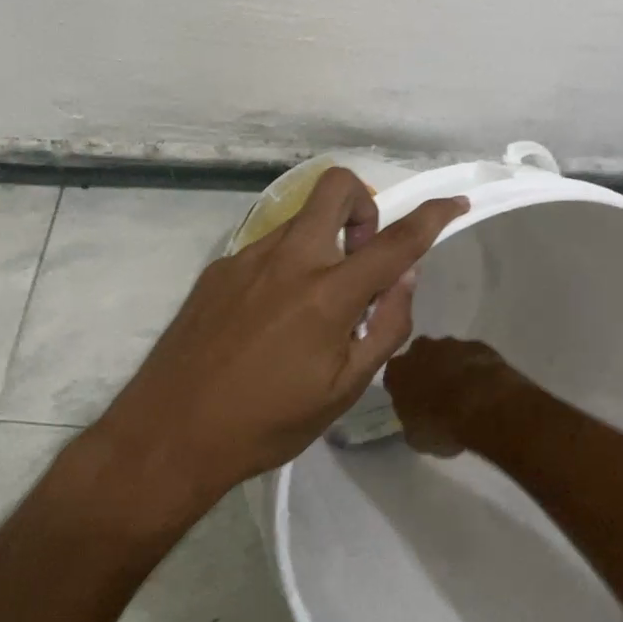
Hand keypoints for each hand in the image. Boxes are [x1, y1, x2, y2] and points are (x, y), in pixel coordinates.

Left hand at [93, 168, 467, 505]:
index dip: (432, 217)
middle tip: (359, 257)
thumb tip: (404, 279)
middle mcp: (289, 260)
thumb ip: (385, 328)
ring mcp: (247, 258)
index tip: (454, 204)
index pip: (395, 240)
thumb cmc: (267, 422)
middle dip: (365, 204)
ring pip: (301, 219)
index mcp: (327, 294)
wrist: (169, 434)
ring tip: (313, 306)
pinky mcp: (219, 268)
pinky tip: (271, 320)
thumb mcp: (343, 390)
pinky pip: (269, 248)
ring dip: (324, 242)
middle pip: (337, 187)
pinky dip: (289, 266)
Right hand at [383, 337, 533, 456]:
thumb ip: (412, 421)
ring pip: (447, 354)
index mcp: (397, 371)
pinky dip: (475, 368)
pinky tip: (483, 387)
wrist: (482, 405)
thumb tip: (418, 419)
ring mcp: (451, 344)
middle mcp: (420, 349)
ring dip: (452, 369)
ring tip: (465, 393)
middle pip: (420, 358)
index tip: (414, 405)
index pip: (394, 378)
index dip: (405, 391)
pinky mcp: (477, 344)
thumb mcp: (416, 437)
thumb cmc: (441, 424)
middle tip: (438, 396)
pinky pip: (472, 356)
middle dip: (427, 373)